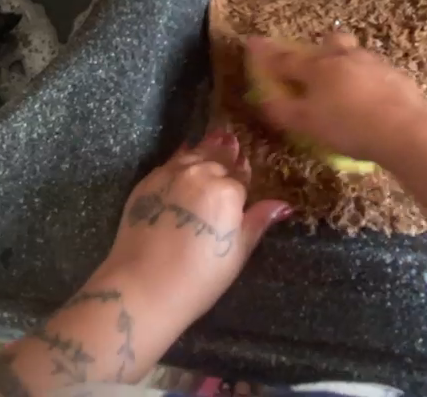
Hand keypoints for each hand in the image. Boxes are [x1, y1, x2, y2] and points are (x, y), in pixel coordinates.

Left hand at [98, 130, 291, 329]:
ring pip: (196, 153)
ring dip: (207, 148)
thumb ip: (257, 221)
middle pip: (219, 158)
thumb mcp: (236, 254)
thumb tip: (284, 204)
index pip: (242, 174)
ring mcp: (172, 174)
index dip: (244, 173)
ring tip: (216, 139)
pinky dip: (184, 156)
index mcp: (227, 191)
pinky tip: (187, 152)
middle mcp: (201, 173)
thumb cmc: (198, 278)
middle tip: (232, 144)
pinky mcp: (149, 180)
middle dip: (227, 155)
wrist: (142, 287)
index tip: (245, 166)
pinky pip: (173, 160)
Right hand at [248, 31, 426, 168]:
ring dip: (348, 66)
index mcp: (318, 67)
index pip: (286, 58)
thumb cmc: (348, 126)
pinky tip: (374, 103)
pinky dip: (371, 83)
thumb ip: (283, 111)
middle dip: (321, 50)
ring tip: (348, 92)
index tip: (253, 42)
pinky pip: (378, 74)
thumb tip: (262, 100)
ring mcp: (374, 63)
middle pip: (329, 42)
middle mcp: (345, 57)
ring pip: (356, 56)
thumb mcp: (308, 124)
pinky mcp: (397, 76)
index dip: (267, 53)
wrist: (404, 131)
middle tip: (318, 68)